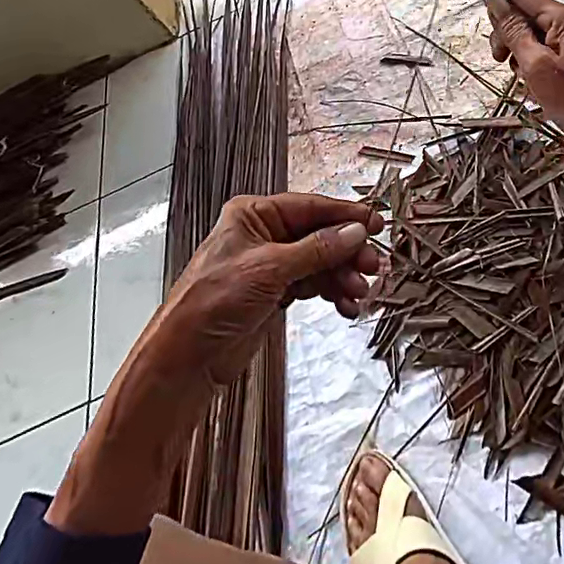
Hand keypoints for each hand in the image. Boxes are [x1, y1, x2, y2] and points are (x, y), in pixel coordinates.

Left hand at [142, 193, 384, 387]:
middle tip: (373, 266)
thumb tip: (355, 231)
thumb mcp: (270, 269)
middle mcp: (264, 234)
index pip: (310, 206)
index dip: (345, 215)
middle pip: (319, 235)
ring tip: (359, 293)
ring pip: (320, 262)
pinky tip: (346, 306)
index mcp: (254, 214)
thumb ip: (317, 249)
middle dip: (347, 252)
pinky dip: (331, 293)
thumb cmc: (213, 301)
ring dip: (342, 276)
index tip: (375, 223)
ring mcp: (271, 264)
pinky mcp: (275, 292)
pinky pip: (313, 285)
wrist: (188, 357)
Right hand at [476, 0, 563, 165]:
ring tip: (520, 76)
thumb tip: (494, 0)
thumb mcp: (537, 65)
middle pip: (524, 15)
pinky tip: (531, 83)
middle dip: (504, 32)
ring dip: (515, 52)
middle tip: (498, 57)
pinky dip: (528, 64)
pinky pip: (540, 52)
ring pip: (529, 36)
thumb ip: (513, 31)